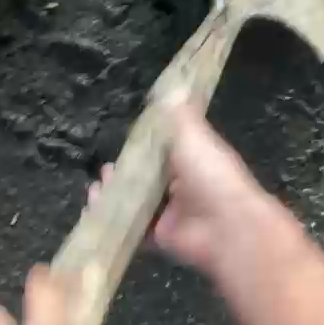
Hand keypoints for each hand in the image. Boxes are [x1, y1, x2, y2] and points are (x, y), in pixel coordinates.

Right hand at [87, 97, 294, 278]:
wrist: (227, 224)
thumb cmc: (211, 174)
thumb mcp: (194, 134)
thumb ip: (179, 115)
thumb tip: (170, 87)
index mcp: (192, 159)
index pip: (163, 151)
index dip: (142, 148)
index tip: (124, 143)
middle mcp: (182, 186)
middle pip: (146, 179)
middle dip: (123, 174)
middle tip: (106, 170)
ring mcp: (171, 214)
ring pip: (136, 203)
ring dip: (115, 195)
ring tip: (98, 188)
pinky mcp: (160, 237)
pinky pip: (132, 229)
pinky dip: (113, 221)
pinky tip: (97, 210)